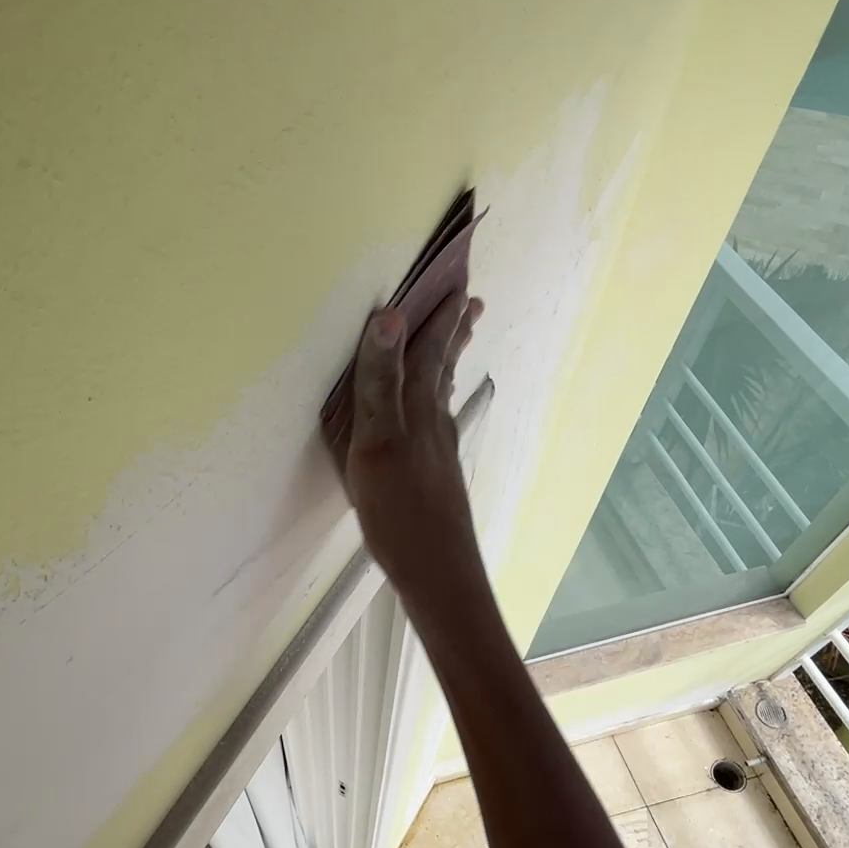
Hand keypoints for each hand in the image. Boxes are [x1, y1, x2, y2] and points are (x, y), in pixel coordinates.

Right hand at [325, 291, 485, 603]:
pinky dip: (437, 396)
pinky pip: (436, 416)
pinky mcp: (435, 472)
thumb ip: (379, 382)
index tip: (456, 277)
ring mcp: (438, 447)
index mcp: (417, 407)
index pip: (429, 346)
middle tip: (471, 300)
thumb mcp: (377, 442)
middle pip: (443, 364)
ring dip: (450, 360)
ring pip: (442, 391)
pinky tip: (434, 410)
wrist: (436, 570)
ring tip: (460, 338)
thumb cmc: (399, 510)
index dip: (439, 312)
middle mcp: (433, 420)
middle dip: (453, 330)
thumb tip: (389, 316)